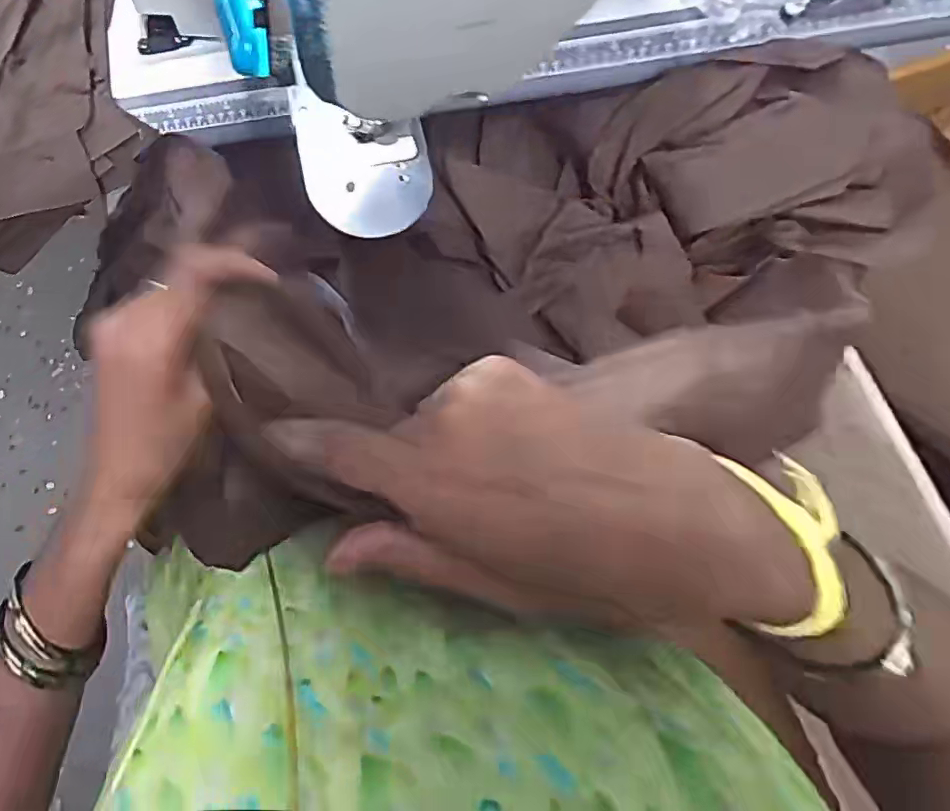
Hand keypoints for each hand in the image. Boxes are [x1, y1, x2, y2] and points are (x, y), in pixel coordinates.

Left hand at [76, 245, 276, 538]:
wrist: (114, 477)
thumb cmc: (165, 448)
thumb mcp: (205, 396)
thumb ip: (219, 342)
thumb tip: (242, 302)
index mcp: (149, 337)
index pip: (193, 271)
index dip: (232, 260)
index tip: (263, 271)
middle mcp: (122, 318)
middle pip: (177, 271)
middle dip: (218, 269)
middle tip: (255, 280)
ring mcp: (108, 321)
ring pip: (164, 283)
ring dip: (197, 283)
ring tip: (233, 294)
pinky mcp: (104, 329)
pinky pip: (148, 299)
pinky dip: (177, 298)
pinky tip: (199, 311)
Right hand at [268, 356, 814, 630]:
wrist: (682, 515)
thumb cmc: (580, 570)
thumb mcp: (489, 582)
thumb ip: (404, 554)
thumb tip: (333, 551)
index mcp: (430, 479)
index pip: (339, 448)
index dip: (297, 440)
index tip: (268, 431)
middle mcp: (440, 418)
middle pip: (388, 437)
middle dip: (399, 466)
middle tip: (440, 500)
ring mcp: (473, 384)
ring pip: (427, 416)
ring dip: (441, 443)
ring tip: (495, 474)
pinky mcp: (502, 367)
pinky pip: (462, 395)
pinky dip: (471, 419)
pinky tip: (517, 444)